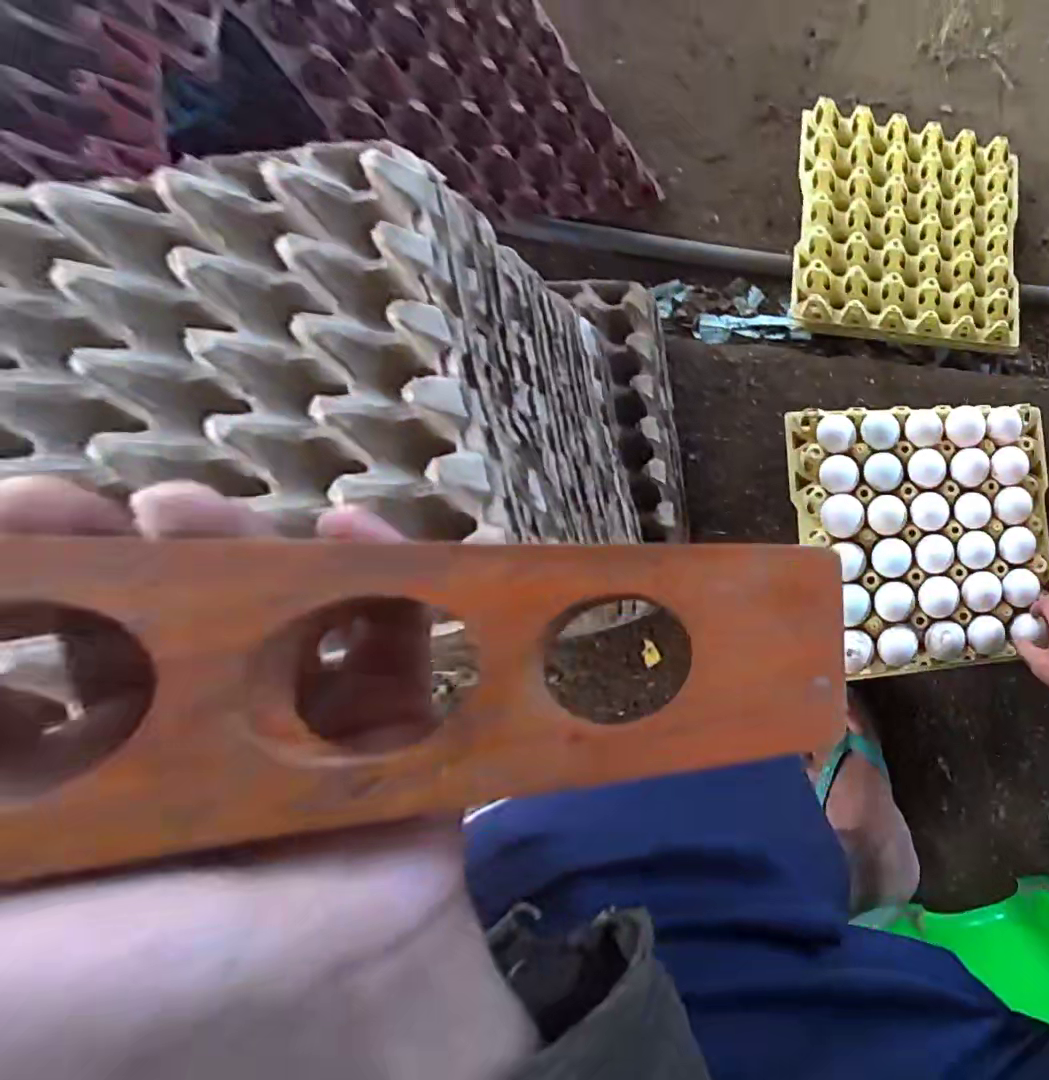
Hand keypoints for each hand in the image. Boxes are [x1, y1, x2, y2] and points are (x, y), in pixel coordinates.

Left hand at [0, 477, 532, 1079]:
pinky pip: (399, 638)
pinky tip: (364, 530)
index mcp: (78, 781)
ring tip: (207, 507)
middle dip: (138, 556)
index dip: (25, 588)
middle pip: (167, 626)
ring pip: (285, 618)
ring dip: (260, 553)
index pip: (36, 666)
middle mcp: (189, 741)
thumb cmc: (112, 978)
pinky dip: (394, 581)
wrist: (314, 993)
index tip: (21, 523)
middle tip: (110, 504)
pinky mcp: (395, 720)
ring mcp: (303, 725)